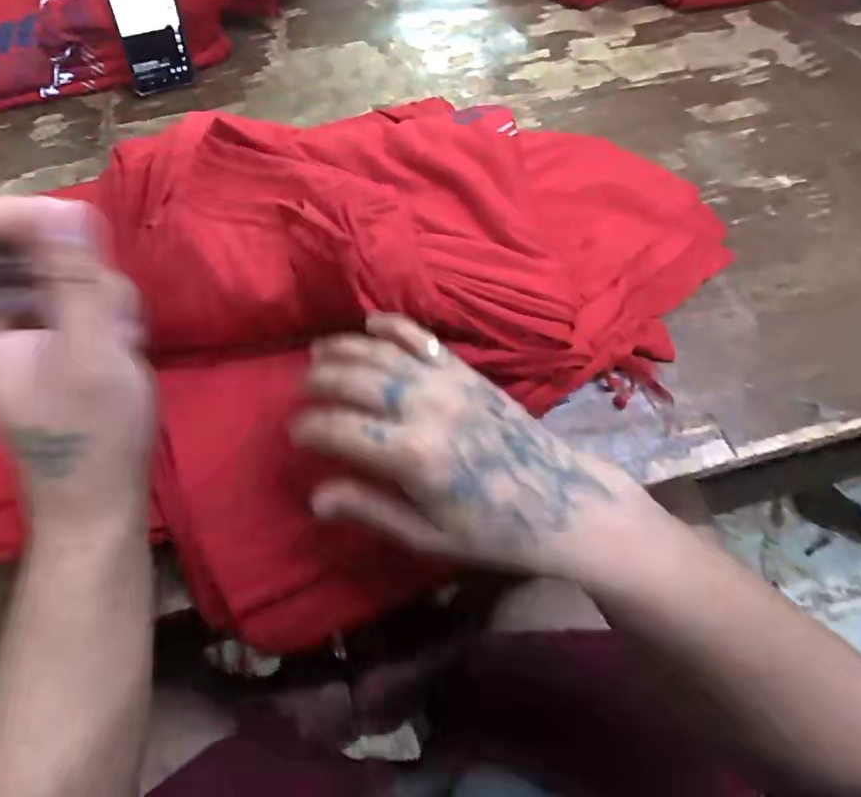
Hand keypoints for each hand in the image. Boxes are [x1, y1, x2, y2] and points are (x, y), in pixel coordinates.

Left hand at [0, 197, 154, 536]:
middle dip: (73, 264)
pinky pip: (76, 289)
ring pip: (56, 263)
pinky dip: (104, 306)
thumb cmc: (90, 435)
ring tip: (118, 337)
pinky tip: (121, 342)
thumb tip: (61, 208)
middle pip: (18, 242)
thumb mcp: (88, 351)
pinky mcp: (50, 331)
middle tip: (105, 308)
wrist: (103, 498)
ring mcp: (19, 322)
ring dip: (97, 289)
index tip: (70, 231)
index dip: (10, 217)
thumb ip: (73, 277)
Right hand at [291, 313, 661, 579]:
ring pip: (379, 353)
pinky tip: (369, 325)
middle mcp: (425, 408)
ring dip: (342, 349)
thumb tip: (315, 499)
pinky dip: (392, 326)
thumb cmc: (492, 529)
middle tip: (301, 392)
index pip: (339, 429)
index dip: (308, 428)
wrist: (566, 503)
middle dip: (317, 382)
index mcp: (413, 455)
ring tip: (316, 354)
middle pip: (353, 380)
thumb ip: (369, 509)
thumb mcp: (427, 535)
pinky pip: (420, 338)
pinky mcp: (464, 371)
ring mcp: (446, 382)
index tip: (295, 433)